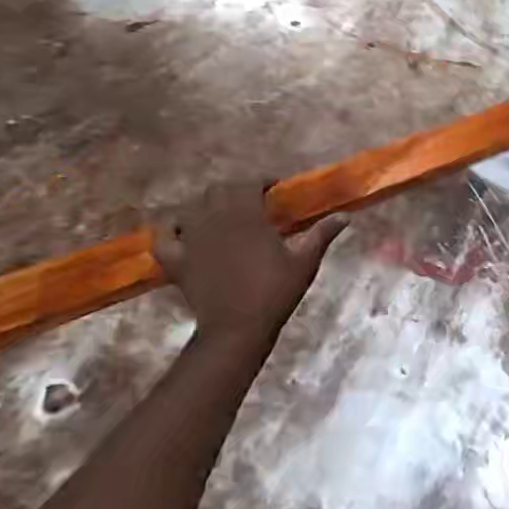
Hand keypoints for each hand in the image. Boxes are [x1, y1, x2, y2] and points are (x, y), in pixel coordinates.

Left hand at [154, 180, 348, 347]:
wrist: (237, 327)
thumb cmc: (276, 291)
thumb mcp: (305, 262)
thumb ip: (322, 234)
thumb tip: (345, 215)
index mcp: (247, 220)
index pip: (247, 185)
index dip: (261, 181)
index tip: (276, 188)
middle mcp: (215, 224)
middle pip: (217, 191)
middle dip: (235, 189)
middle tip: (253, 199)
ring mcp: (191, 242)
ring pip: (191, 208)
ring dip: (207, 204)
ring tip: (224, 212)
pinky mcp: (176, 261)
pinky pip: (163, 236)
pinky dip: (172, 228)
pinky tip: (184, 230)